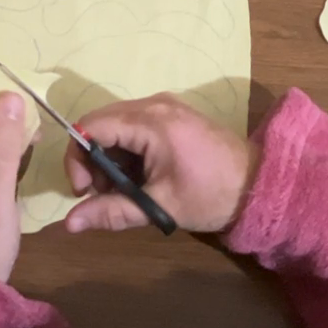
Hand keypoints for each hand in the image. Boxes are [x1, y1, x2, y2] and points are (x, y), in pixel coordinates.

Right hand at [62, 94, 258, 234]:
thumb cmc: (210, 196)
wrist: (257, 185)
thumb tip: (69, 223)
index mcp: (151, 122)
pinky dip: (125, 150)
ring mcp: (163, 105)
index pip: (90, 127)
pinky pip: (132, 125)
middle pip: (100, 123)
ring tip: (124, 190)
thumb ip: (112, 212)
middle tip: (104, 193)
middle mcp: (153, 104)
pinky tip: (138, 177)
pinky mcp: (170, 113)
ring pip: (114, 125)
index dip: (77, 158)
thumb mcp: (159, 206)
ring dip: (109, 157)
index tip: (83, 190)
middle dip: (93, 160)